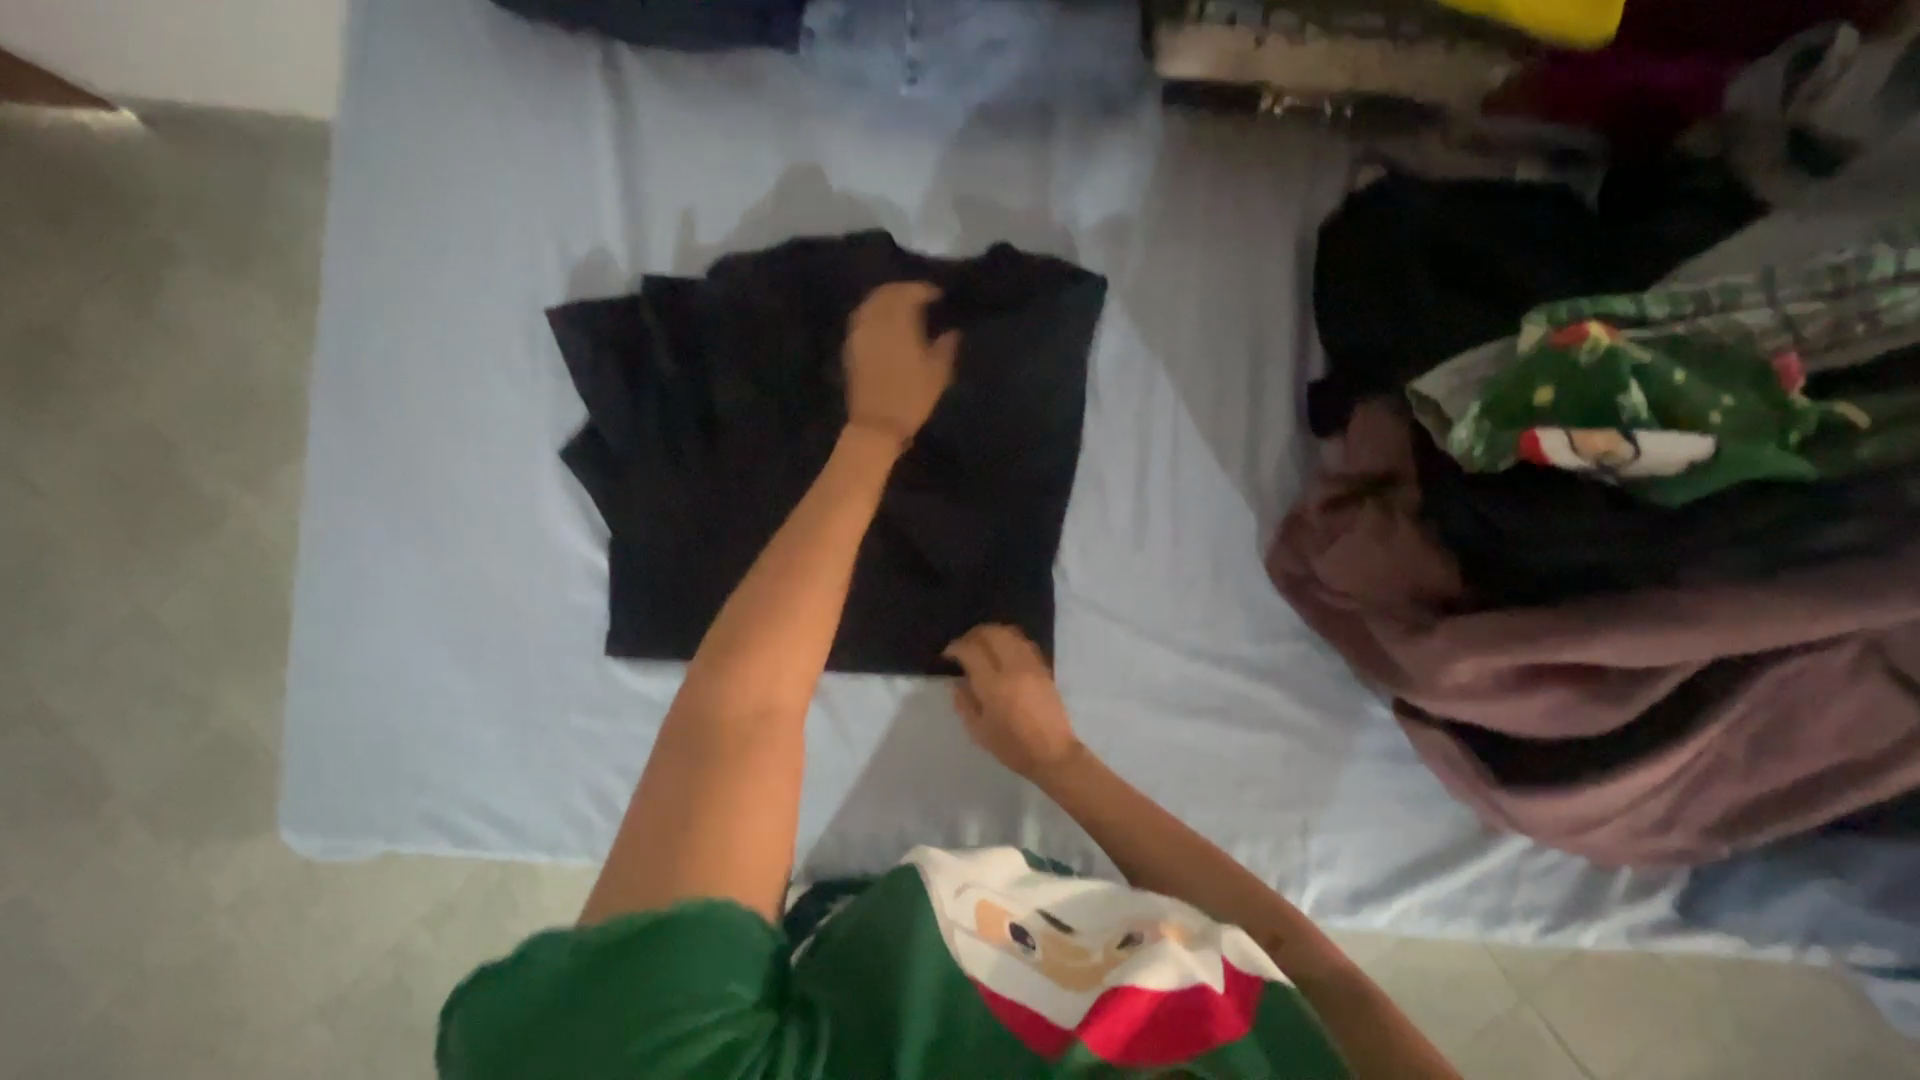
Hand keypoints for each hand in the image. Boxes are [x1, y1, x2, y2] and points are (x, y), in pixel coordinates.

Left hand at [844, 281, 959, 447]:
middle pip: (885, 293)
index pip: (909, 292)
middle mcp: (875, 320)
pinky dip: (873, 313)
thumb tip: (952, 332)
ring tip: (902, 307)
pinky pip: (861, 319)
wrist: (876, 424)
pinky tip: (884, 324)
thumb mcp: (938, 372)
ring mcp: (859, 333)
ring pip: (870, 303)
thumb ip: (946, 346)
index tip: (939, 295)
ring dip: (886, 299)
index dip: (925, 289)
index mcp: (898, 321)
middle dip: (903, 290)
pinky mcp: (850, 347)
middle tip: (919, 296)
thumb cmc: (912, 397)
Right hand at [943, 625, 1082, 780]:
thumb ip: (964, 703)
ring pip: (1009, 633)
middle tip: (963, 647)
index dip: (955, 648)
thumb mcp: (979, 731)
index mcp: (993, 685)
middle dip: (973, 635)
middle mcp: (1013, 668)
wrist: (1052, 753)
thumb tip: (957, 683)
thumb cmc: (1012, 747)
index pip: (971, 651)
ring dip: (991, 634)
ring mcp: (1031, 666)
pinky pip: (1023, 643)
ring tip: (981, 646)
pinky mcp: (1043, 669)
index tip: (948, 656)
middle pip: (991, 634)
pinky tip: (1002, 651)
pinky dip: (1008, 640)